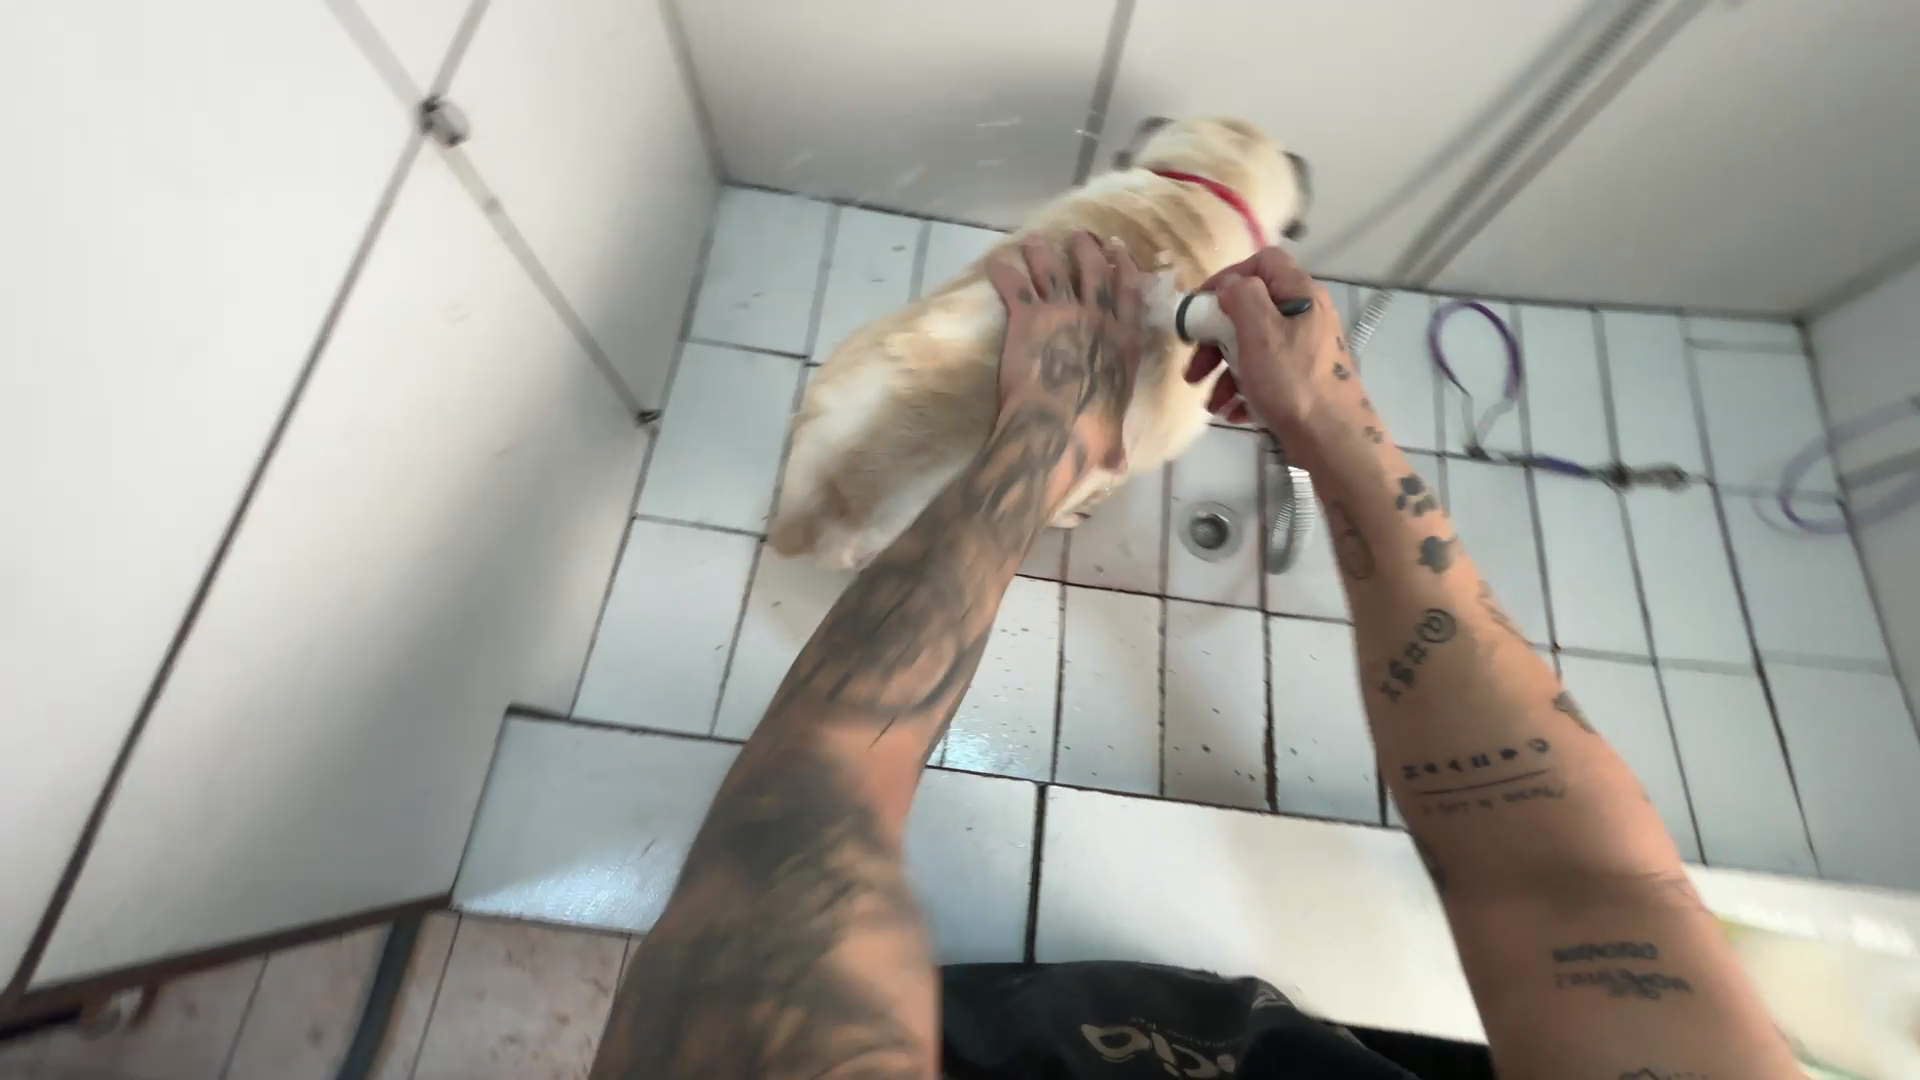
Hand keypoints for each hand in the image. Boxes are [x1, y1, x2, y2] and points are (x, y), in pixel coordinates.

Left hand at [985, 232, 1145, 474]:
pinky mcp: (1028, 318)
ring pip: (1052, 270)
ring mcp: (1062, 313)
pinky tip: (996, 262)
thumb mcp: (1109, 436)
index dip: (1123, 270)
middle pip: (1093, 271)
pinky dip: (1004, 271)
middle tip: (1082, 237)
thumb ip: (1112, 444)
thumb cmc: (1089, 435)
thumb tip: (1116, 465)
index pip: (1128, 294)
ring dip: (1043, 253)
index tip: (1119, 253)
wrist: (1055, 428)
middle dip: (1087, 250)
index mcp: (1123, 343)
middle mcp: (1097, 318)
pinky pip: (1014, 285)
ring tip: (1035, 241)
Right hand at [1181, 247, 1358, 461]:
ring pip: (1250, 347)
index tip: (1202, 306)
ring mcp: (1301, 349)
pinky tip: (1232, 411)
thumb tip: (1229, 284)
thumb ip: (1242, 298)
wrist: (1330, 437)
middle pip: (1249, 311)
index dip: (1229, 277)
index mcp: (1299, 295)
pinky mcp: (1298, 378)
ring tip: (1210, 401)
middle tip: (1195, 365)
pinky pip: (1261, 374)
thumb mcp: (1261, 333)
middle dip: (1215, 339)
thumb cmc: (1293, 381)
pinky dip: (1242, 391)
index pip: (1263, 263)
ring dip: (1223, 373)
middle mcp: (1303, 316)